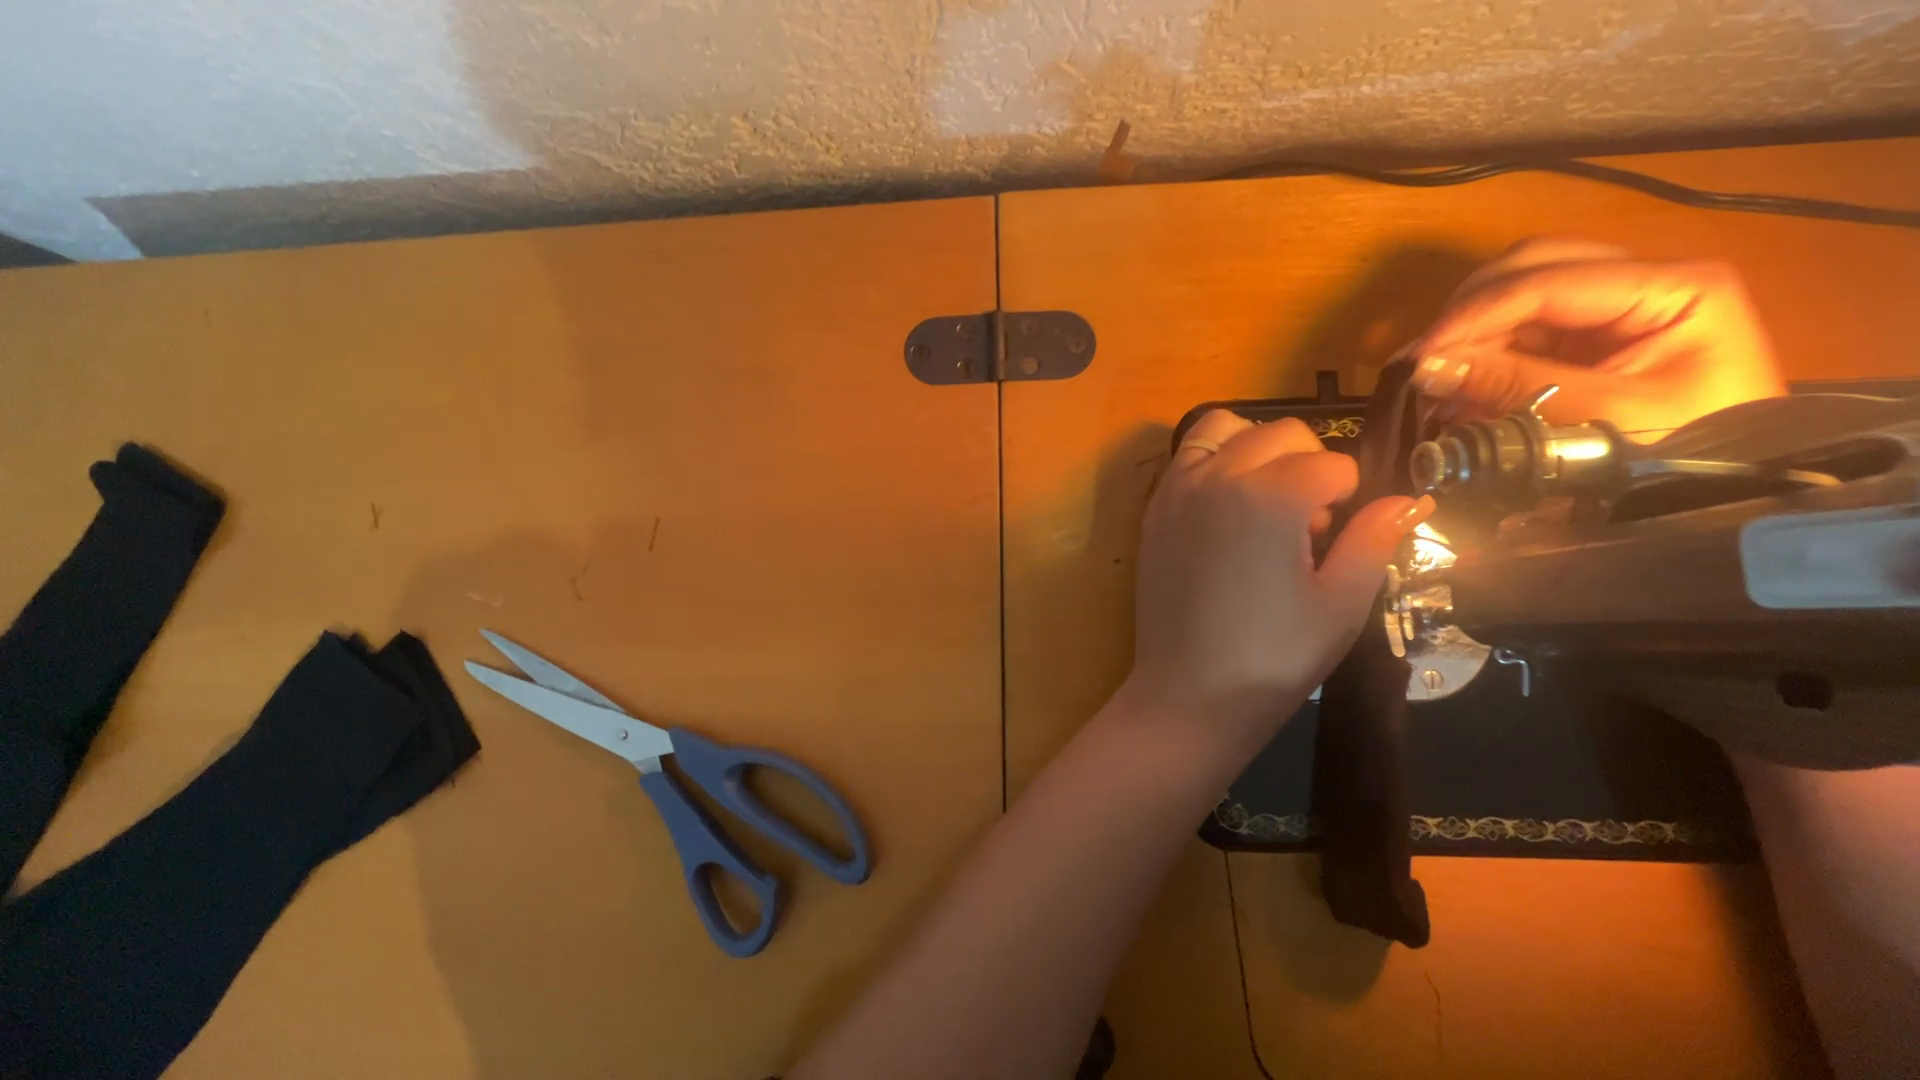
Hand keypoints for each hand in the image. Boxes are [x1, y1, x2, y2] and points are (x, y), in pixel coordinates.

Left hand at [1127, 411, 1433, 744]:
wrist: (1188, 694)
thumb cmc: (1274, 657)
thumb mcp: (1341, 604)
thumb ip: (1375, 539)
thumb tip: (1409, 499)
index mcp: (1270, 495)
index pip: (1332, 464)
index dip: (1350, 497)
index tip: (1339, 538)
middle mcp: (1218, 476)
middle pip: (1281, 433)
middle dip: (1309, 464)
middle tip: (1310, 524)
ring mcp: (1177, 490)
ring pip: (1225, 428)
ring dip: (1257, 449)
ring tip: (1268, 502)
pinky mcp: (1153, 511)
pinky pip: (1187, 457)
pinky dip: (1215, 463)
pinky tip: (1229, 513)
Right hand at [1409, 238, 1786, 435]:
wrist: (1733, 494)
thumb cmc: (1693, 451)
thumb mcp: (1605, 418)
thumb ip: (1516, 386)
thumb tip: (1429, 369)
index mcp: (1672, 286)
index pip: (1548, 280)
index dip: (1475, 315)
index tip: (1422, 356)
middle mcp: (1643, 281)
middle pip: (1532, 267)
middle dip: (1470, 312)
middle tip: (1425, 362)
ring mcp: (1616, 308)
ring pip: (1520, 293)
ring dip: (1473, 332)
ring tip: (1439, 378)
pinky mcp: (1593, 340)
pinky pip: (1523, 331)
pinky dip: (1486, 354)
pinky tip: (1461, 385)